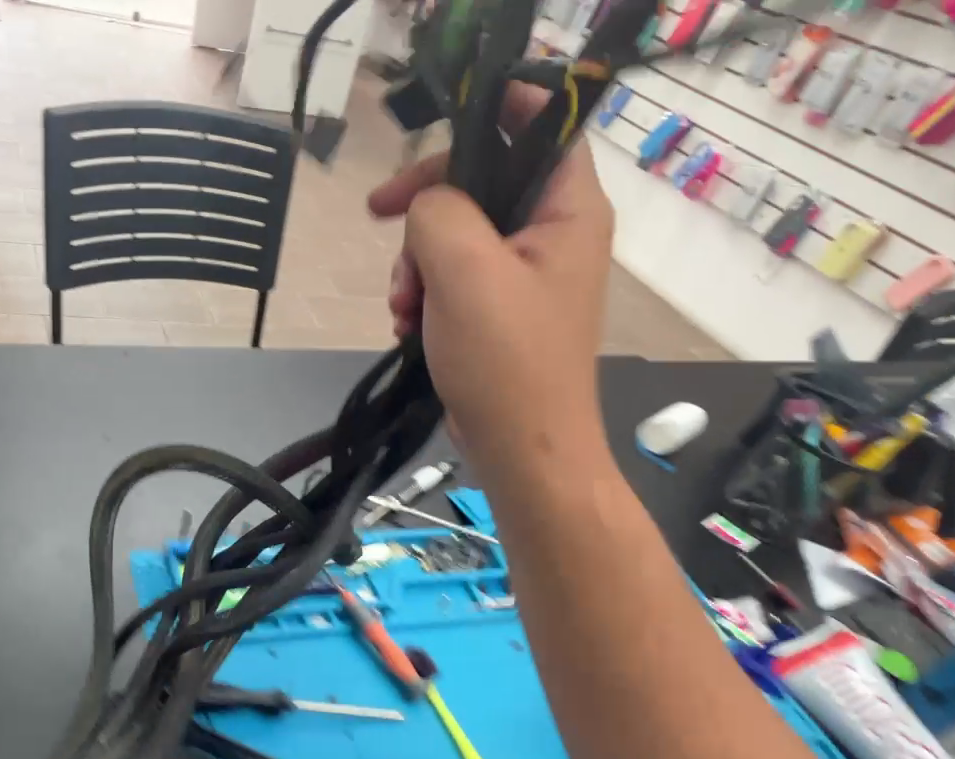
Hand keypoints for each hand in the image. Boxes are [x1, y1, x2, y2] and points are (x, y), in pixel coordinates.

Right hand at [367, 86, 615, 460]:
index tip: (430, 136)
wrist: (521, 451)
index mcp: (568, 208)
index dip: (489, 112)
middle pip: (480, 182)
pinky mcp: (499, 310)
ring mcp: (524, 274)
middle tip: (386, 235)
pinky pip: (451, 278)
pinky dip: (423, 297)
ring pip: (454, 235)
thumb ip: (438, 212)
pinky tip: (408, 328)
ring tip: (403, 311)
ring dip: (415, 267)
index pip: (540, 122)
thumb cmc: (506, 361)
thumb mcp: (465, 272)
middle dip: (425, 216)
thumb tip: (424, 208)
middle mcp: (552, 232)